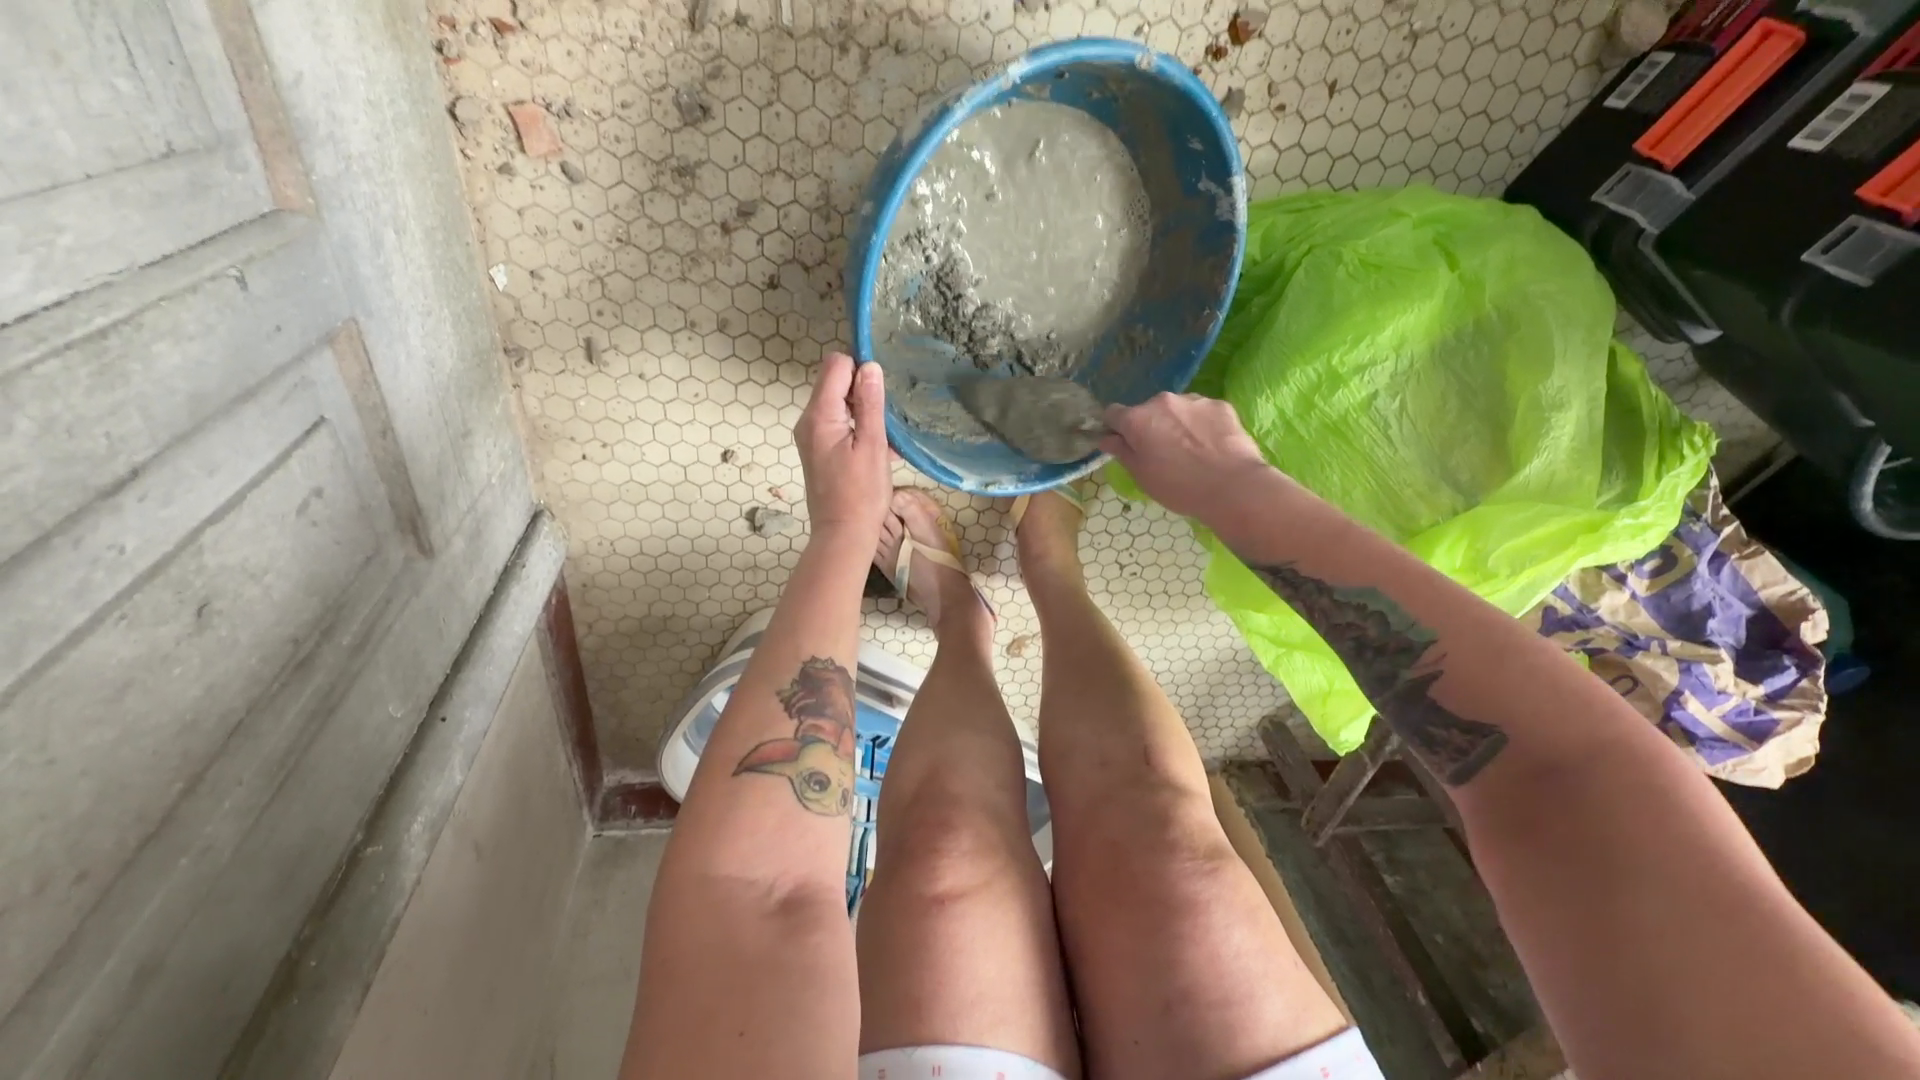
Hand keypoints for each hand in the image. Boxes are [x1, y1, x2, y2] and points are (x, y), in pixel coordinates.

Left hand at [795, 352, 891, 535]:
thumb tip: (870, 366)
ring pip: (838, 403)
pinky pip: (837, 423)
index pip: (836, 365)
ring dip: (863, 412)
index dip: (860, 369)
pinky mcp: (817, 449)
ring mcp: (810, 435)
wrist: (843, 535)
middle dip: (862, 392)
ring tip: (883, 438)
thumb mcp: (873, 445)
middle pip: (835, 382)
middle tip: (884, 420)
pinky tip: (875, 449)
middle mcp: (808, 420)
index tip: (881, 392)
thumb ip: (871, 403)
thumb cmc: (862, 493)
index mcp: (820, 415)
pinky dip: (857, 428)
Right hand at [1100, 393, 1276, 520]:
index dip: (1115, 428)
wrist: (1232, 486)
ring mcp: (1194, 400)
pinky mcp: (1220, 405)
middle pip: (1148, 410)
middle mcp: (1162, 401)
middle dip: (1151, 426)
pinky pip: (1203, 412)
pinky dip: (1202, 424)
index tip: (1124, 443)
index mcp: (1137, 419)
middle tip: (1163, 453)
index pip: (1113, 413)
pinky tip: (1212, 446)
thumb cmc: (1178, 487)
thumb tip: (1106, 438)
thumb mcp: (1141, 476)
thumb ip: (1122, 452)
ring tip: (1192, 450)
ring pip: (1177, 409)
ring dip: (1177, 423)